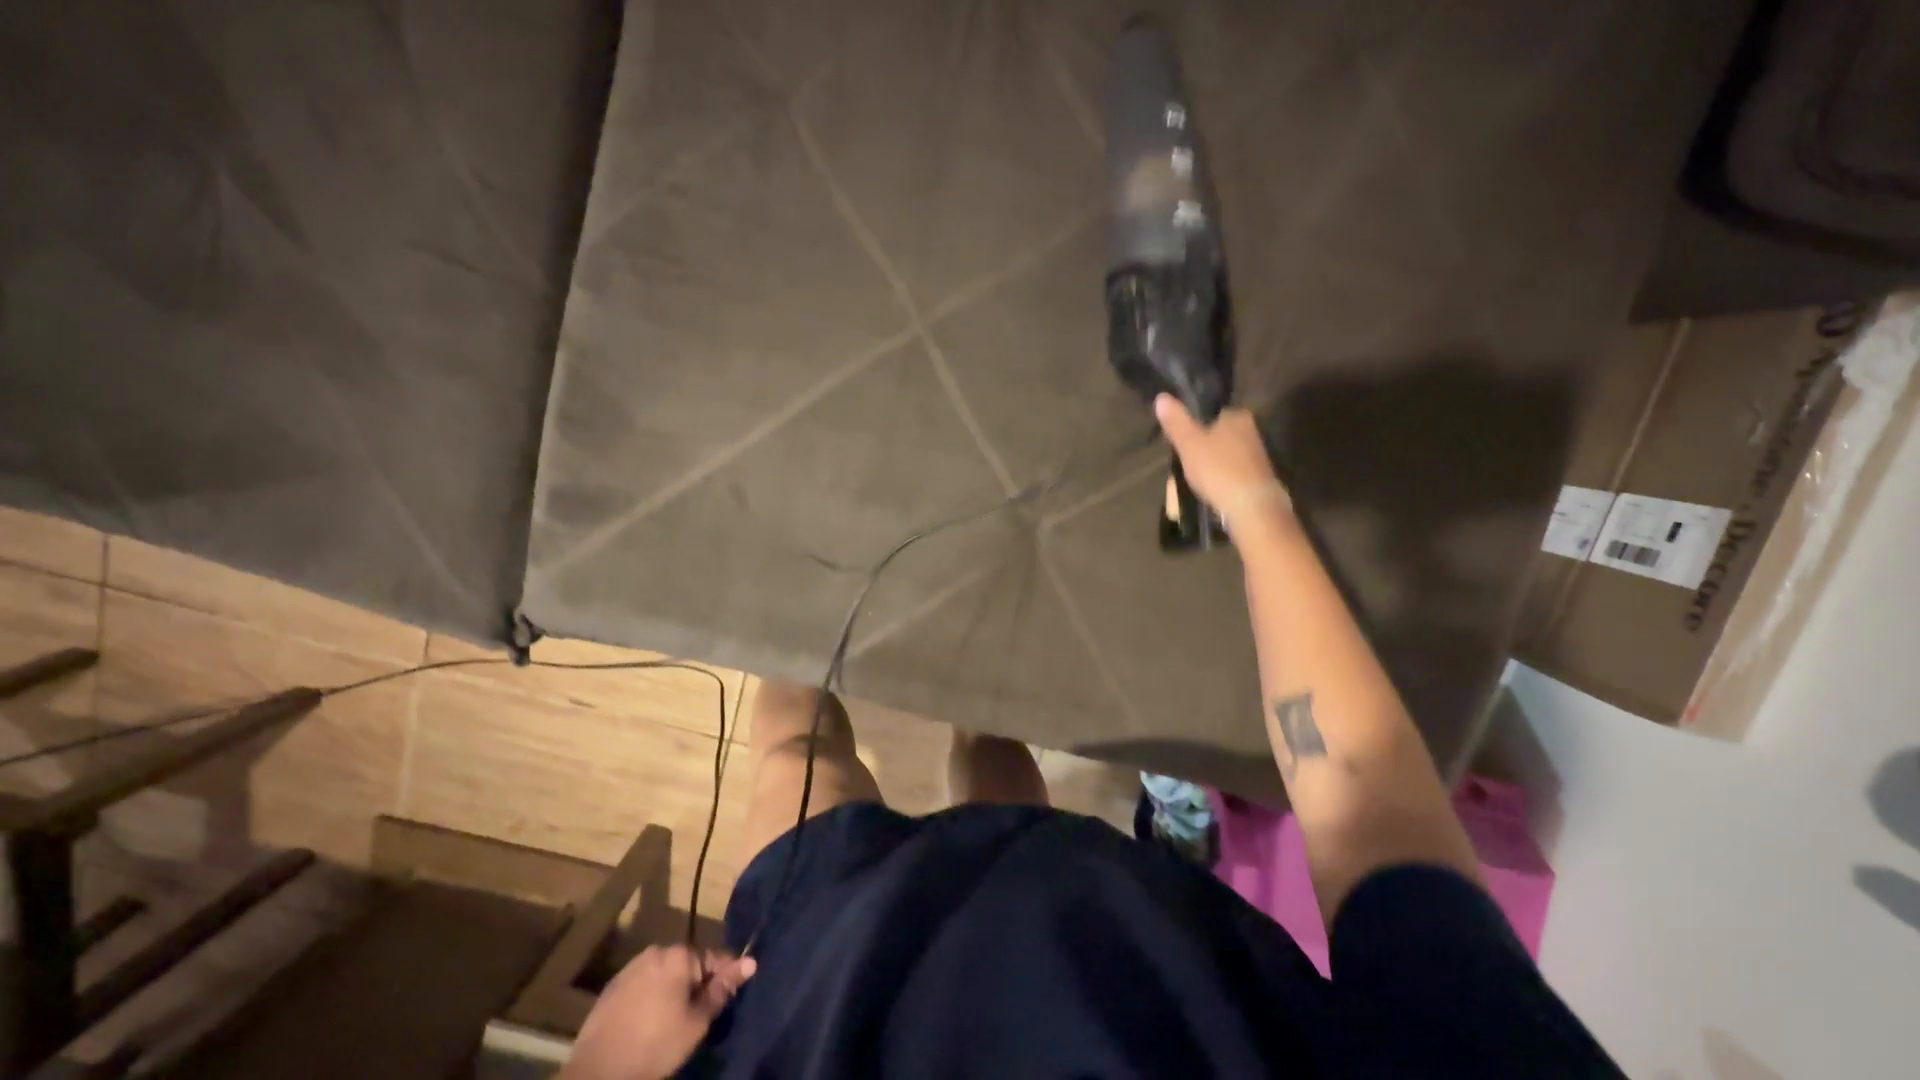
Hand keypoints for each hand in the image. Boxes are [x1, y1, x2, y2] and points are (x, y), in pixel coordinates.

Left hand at [562, 945, 756, 1079]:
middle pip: (688, 964)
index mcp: (678, 956)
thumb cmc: (656, 1045)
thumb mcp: (697, 1021)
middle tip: (699, 1015)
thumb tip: (750, 961)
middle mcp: (654, 952)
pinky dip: (652, 996)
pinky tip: (649, 1022)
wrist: (598, 1071)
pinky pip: (644, 984)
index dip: (725, 979)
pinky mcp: (612, 986)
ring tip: (674, 1020)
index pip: (714, 958)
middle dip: (697, 984)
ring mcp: (630, 968)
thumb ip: (723, 988)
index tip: (727, 1001)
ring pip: (665, 974)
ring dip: (674, 990)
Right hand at [1153, 395, 1292, 534]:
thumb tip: (1162, 397)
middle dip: (1202, 449)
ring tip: (1195, 482)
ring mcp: (1258, 457)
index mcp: (1238, 417)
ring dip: (1211, 468)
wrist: (1252, 507)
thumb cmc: (1219, 469)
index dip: (1195, 425)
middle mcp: (1252, 432)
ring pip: (1225, 457)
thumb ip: (1176, 421)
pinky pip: (1232, 476)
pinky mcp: (1259, 480)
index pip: (1213, 414)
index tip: (1182, 441)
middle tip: (1185, 465)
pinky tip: (1211, 493)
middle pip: (1218, 437)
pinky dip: (1221, 482)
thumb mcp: (1189, 443)